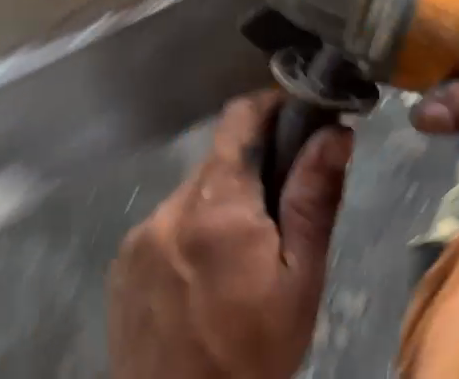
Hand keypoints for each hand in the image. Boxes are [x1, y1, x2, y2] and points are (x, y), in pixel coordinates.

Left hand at [108, 91, 351, 378]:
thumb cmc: (253, 352)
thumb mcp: (301, 278)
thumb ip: (315, 198)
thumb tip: (336, 131)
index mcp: (218, 207)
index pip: (240, 118)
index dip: (274, 106)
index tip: (304, 118)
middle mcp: (170, 209)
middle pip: (221, 158)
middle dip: (259, 166)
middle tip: (288, 204)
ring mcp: (139, 238)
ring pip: (196, 191)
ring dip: (226, 201)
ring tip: (249, 250)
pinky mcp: (122, 265)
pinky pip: (169, 223)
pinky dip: (196, 229)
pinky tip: (211, 273)